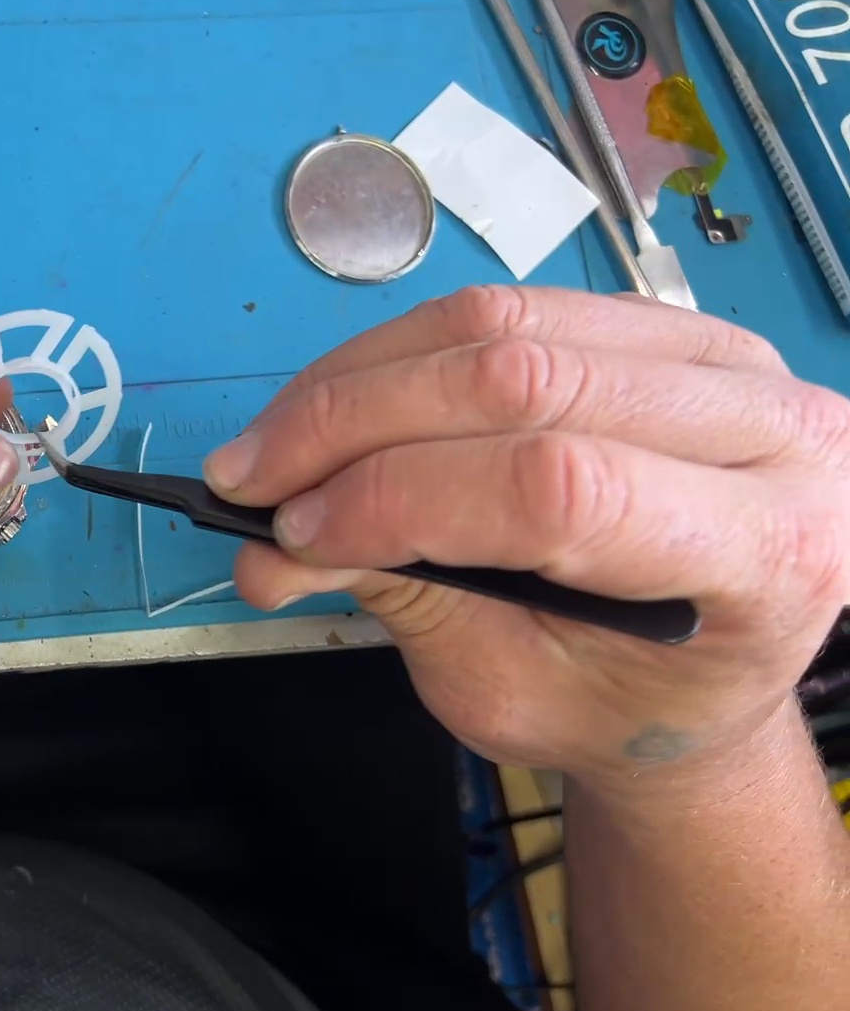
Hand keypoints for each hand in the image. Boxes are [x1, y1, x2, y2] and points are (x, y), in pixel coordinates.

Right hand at [203, 286, 848, 784]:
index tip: (286, 537)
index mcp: (763, 551)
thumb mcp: (493, 682)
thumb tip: (261, 556)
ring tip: (267, 445)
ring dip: (340, 385)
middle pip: (510, 380)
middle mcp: (771, 429)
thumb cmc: (601, 698)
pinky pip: (485, 311)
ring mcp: (713, 358)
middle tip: (240, 477)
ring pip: (489, 323)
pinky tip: (324, 410)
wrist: (685, 674)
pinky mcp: (643, 327)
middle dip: (338, 426)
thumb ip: (388, 598)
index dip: (390, 501)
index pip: (552, 486)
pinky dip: (375, 361)